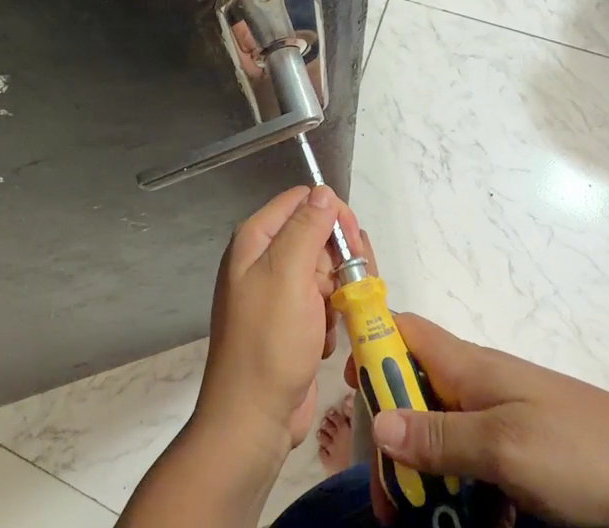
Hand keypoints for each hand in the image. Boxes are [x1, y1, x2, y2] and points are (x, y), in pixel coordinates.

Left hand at [194, 185, 357, 455]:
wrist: (254, 416)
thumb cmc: (269, 342)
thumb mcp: (288, 275)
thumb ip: (306, 229)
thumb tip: (324, 192)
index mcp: (255, 240)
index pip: (302, 202)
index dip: (332, 217)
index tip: (354, 245)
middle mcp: (263, 260)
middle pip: (318, 237)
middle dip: (341, 261)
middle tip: (353, 286)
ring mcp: (277, 294)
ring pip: (326, 273)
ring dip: (339, 294)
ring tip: (336, 319)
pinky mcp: (291, 324)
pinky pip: (323, 305)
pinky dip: (330, 319)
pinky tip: (325, 341)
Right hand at [361, 314, 608, 527]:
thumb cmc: (588, 456)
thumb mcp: (506, 449)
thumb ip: (439, 436)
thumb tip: (379, 422)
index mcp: (472, 367)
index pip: (405, 330)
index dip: (370, 344)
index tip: (344, 388)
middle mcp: (483, 387)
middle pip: (415, 395)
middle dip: (391, 439)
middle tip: (386, 498)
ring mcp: (509, 423)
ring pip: (444, 439)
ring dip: (426, 477)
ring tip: (418, 522)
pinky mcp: (531, 459)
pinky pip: (479, 469)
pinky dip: (466, 494)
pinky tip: (474, 524)